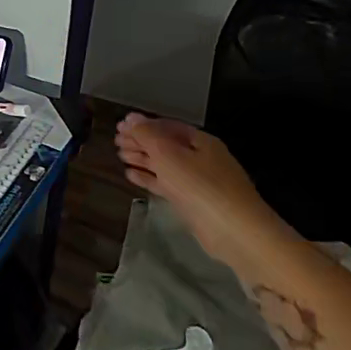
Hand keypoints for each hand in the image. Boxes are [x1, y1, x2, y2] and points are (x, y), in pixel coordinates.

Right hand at [115, 113, 292, 263]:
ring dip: (143, 159)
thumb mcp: (170, 155)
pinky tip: (131, 176)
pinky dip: (149, 178)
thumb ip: (148, 136)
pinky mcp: (192, 202)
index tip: (119, 126)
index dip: (143, 125)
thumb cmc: (200, 186)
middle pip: (166, 144)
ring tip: (120, 156)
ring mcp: (197, 181)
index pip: (167, 126)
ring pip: (165, 165)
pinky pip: (167, 184)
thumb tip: (131, 118)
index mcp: (199, 141)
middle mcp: (200, 157)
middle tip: (116, 141)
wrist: (234, 231)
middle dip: (141, 141)